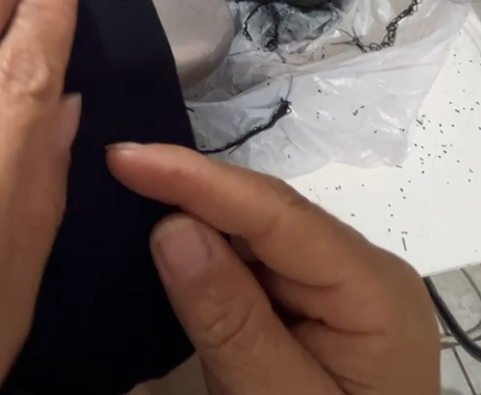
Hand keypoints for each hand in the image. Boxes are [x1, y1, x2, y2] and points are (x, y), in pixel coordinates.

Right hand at [108, 144, 437, 394]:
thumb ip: (231, 322)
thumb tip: (171, 226)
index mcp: (370, 289)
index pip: (274, 212)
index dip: (195, 177)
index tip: (123, 157)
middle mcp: (355, 268)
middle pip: (258, 210)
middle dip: (184, 186)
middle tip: (110, 165)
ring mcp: (329, 283)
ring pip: (244, 226)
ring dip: (184, 210)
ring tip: (122, 185)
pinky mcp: (301, 301)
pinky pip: (242, 255)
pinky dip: (196, 245)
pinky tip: (157, 231)